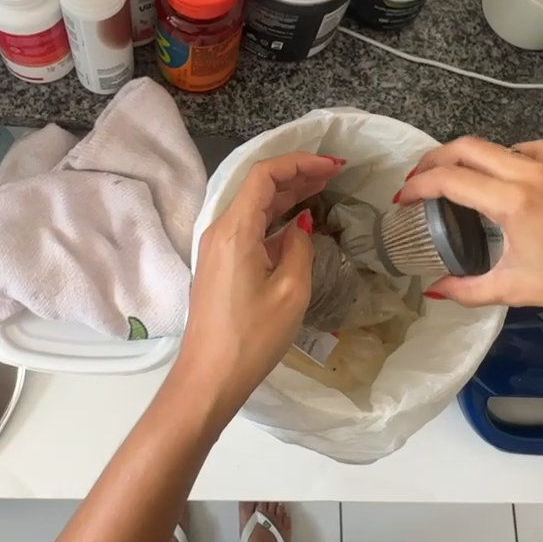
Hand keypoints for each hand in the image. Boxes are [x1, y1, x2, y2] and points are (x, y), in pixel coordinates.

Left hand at [174, 152, 342, 416]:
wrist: (208, 378)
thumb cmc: (251, 337)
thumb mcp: (291, 291)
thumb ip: (299, 247)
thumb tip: (299, 226)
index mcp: (235, 229)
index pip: (264, 175)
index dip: (299, 163)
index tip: (331, 166)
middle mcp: (220, 230)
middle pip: (258, 187)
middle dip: (296, 175)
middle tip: (333, 173)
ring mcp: (217, 247)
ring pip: (254, 207)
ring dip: (287, 195)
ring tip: (322, 188)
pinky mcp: (220, 264)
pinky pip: (249, 227)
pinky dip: (275, 218)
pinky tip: (298, 221)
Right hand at [396, 137, 542, 324]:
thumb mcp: (514, 288)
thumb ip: (467, 289)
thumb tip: (434, 290)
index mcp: (511, 200)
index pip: (450, 179)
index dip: (418, 185)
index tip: (402, 197)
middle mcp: (526, 174)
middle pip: (466, 148)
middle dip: (434, 160)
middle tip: (417, 179)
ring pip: (494, 145)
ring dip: (465, 155)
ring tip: (451, 176)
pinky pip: (526, 148)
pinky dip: (505, 154)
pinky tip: (503, 171)